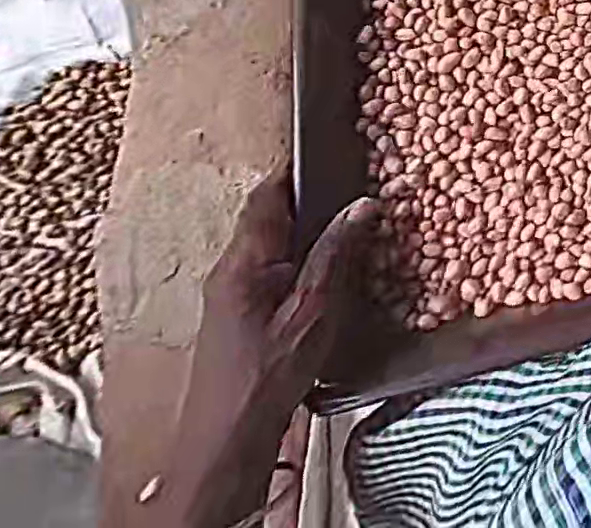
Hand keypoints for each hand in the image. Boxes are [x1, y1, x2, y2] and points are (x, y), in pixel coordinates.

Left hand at [146, 176, 375, 527]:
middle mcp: (231, 269)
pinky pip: (272, 262)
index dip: (295, 170)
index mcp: (244, 262)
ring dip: (306, 224)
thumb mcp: (314, 309)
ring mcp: (231, 289)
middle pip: (269, 215)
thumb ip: (336, 253)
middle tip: (352, 182)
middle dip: (308, 195)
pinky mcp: (239, 308)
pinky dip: (301, 250)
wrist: (227, 440)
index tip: (328, 150)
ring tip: (349, 217)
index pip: (267, 197)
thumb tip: (363, 204)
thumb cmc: (270, 373)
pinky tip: (330, 261)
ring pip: (272, 239)